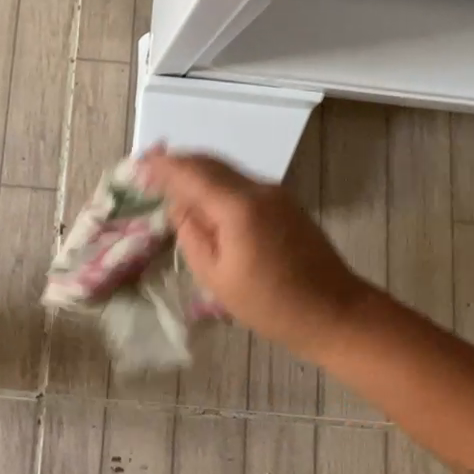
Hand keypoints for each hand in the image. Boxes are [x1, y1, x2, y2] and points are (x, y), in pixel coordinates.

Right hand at [138, 150, 375, 356]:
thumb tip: (178, 206)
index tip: (138, 164)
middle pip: (209, 163)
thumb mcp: (217, 278)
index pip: (191, 173)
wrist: (336, 313)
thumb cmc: (271, 305)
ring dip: (197, 170)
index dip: (163, 167)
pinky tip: (203, 196)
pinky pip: (241, 183)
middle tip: (148, 164)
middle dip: (177, 161)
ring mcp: (275, 194)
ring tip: (169, 177)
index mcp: (238, 207)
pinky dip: (216, 182)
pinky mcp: (284, 203)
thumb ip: (192, 235)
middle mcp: (257, 189)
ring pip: (226, 170)